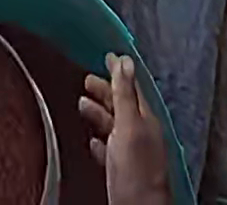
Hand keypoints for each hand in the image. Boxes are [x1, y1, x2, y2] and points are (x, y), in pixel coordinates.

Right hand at [79, 53, 171, 204]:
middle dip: (105, 91)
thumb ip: (125, 94)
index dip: (119, 71)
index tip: (107, 56)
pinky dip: (100, 140)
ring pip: (114, 125)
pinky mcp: (122, 171)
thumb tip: (125, 59)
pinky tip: (92, 141)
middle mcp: (141, 132)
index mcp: (145, 118)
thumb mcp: (128, 125)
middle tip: (86, 80)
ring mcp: (132, 152)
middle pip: (121, 104)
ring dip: (98, 113)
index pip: (131, 86)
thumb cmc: (134, 169)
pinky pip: (110, 148)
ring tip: (82, 105)